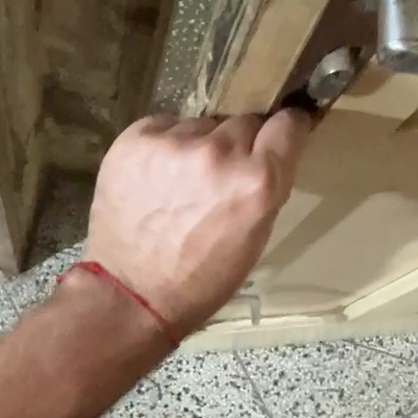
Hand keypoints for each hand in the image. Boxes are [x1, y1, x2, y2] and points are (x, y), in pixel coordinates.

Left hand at [85, 111, 309, 334]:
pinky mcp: (135, 140)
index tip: (280, 134)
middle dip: (237, 147)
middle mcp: (217, 154)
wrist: (130, 295)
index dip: (285, 130)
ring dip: (199, 146)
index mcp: (256, 182)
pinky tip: (156, 179)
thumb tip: (270, 152)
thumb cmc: (199, 281)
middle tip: (218, 181)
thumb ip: (267, 189)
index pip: (287, 125)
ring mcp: (173, 144)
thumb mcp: (254, 241)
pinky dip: (165, 146)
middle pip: (243, 122)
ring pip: (201, 125)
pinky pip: (164, 127)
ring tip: (181, 185)